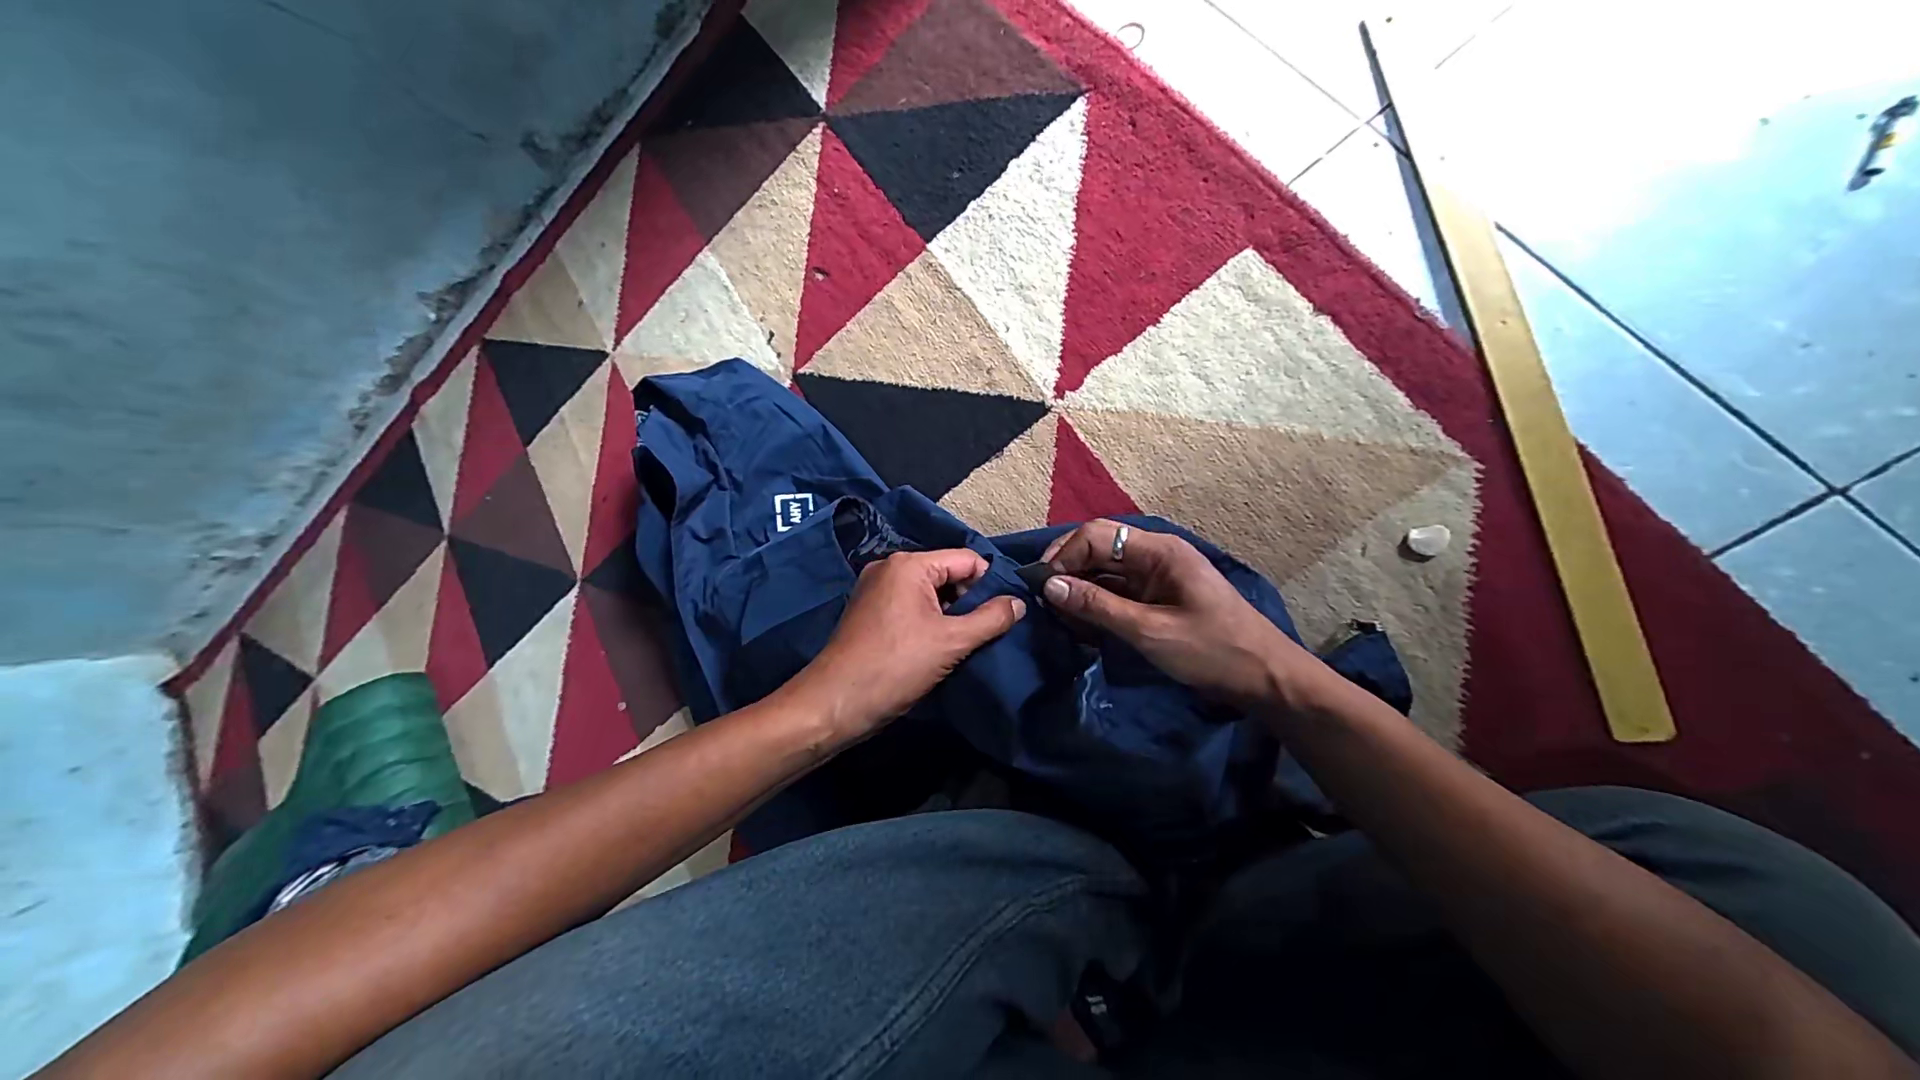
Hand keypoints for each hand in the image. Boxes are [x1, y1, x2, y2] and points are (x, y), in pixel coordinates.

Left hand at [783, 549, 1026, 740]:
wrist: (835, 703)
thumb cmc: (894, 667)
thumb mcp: (951, 642)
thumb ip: (991, 618)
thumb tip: (1018, 603)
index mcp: (909, 564)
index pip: (967, 560)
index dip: (990, 585)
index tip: (1004, 616)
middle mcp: (890, 568)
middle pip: (948, 575)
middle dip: (970, 602)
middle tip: (986, 634)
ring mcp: (876, 590)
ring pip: (931, 594)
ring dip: (951, 616)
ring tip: (965, 645)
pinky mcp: (870, 613)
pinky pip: (912, 608)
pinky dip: (930, 624)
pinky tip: (940, 649)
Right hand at [1039, 519, 1318, 708]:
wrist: (1264, 677)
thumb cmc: (1213, 650)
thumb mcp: (1150, 631)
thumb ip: (1098, 606)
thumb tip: (1049, 586)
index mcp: (1158, 550)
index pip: (1097, 534)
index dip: (1064, 555)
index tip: (1041, 586)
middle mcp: (1154, 555)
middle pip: (1097, 548)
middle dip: (1067, 571)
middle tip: (1043, 602)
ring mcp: (1156, 576)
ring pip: (1104, 570)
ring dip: (1079, 589)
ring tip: (1058, 617)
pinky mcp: (1156, 597)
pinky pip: (1116, 590)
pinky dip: (1095, 604)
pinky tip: (1081, 624)